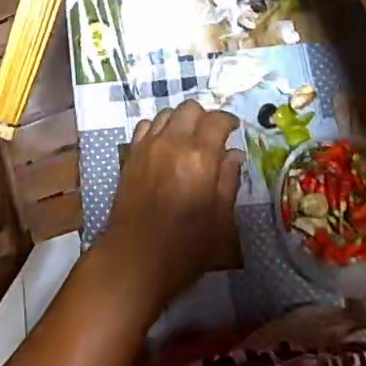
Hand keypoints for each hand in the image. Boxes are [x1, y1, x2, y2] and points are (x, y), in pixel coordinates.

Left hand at [97, 101, 243, 305]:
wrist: (135, 257)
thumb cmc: (185, 247)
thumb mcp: (219, 220)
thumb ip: (228, 181)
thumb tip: (234, 154)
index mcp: (199, 157)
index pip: (216, 120)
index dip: (229, 121)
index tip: (235, 130)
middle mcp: (172, 142)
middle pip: (189, 108)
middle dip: (205, 117)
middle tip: (213, 136)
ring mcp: (148, 145)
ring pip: (167, 113)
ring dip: (181, 120)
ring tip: (189, 140)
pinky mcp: (131, 153)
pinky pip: (146, 126)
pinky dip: (159, 128)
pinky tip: (165, 146)